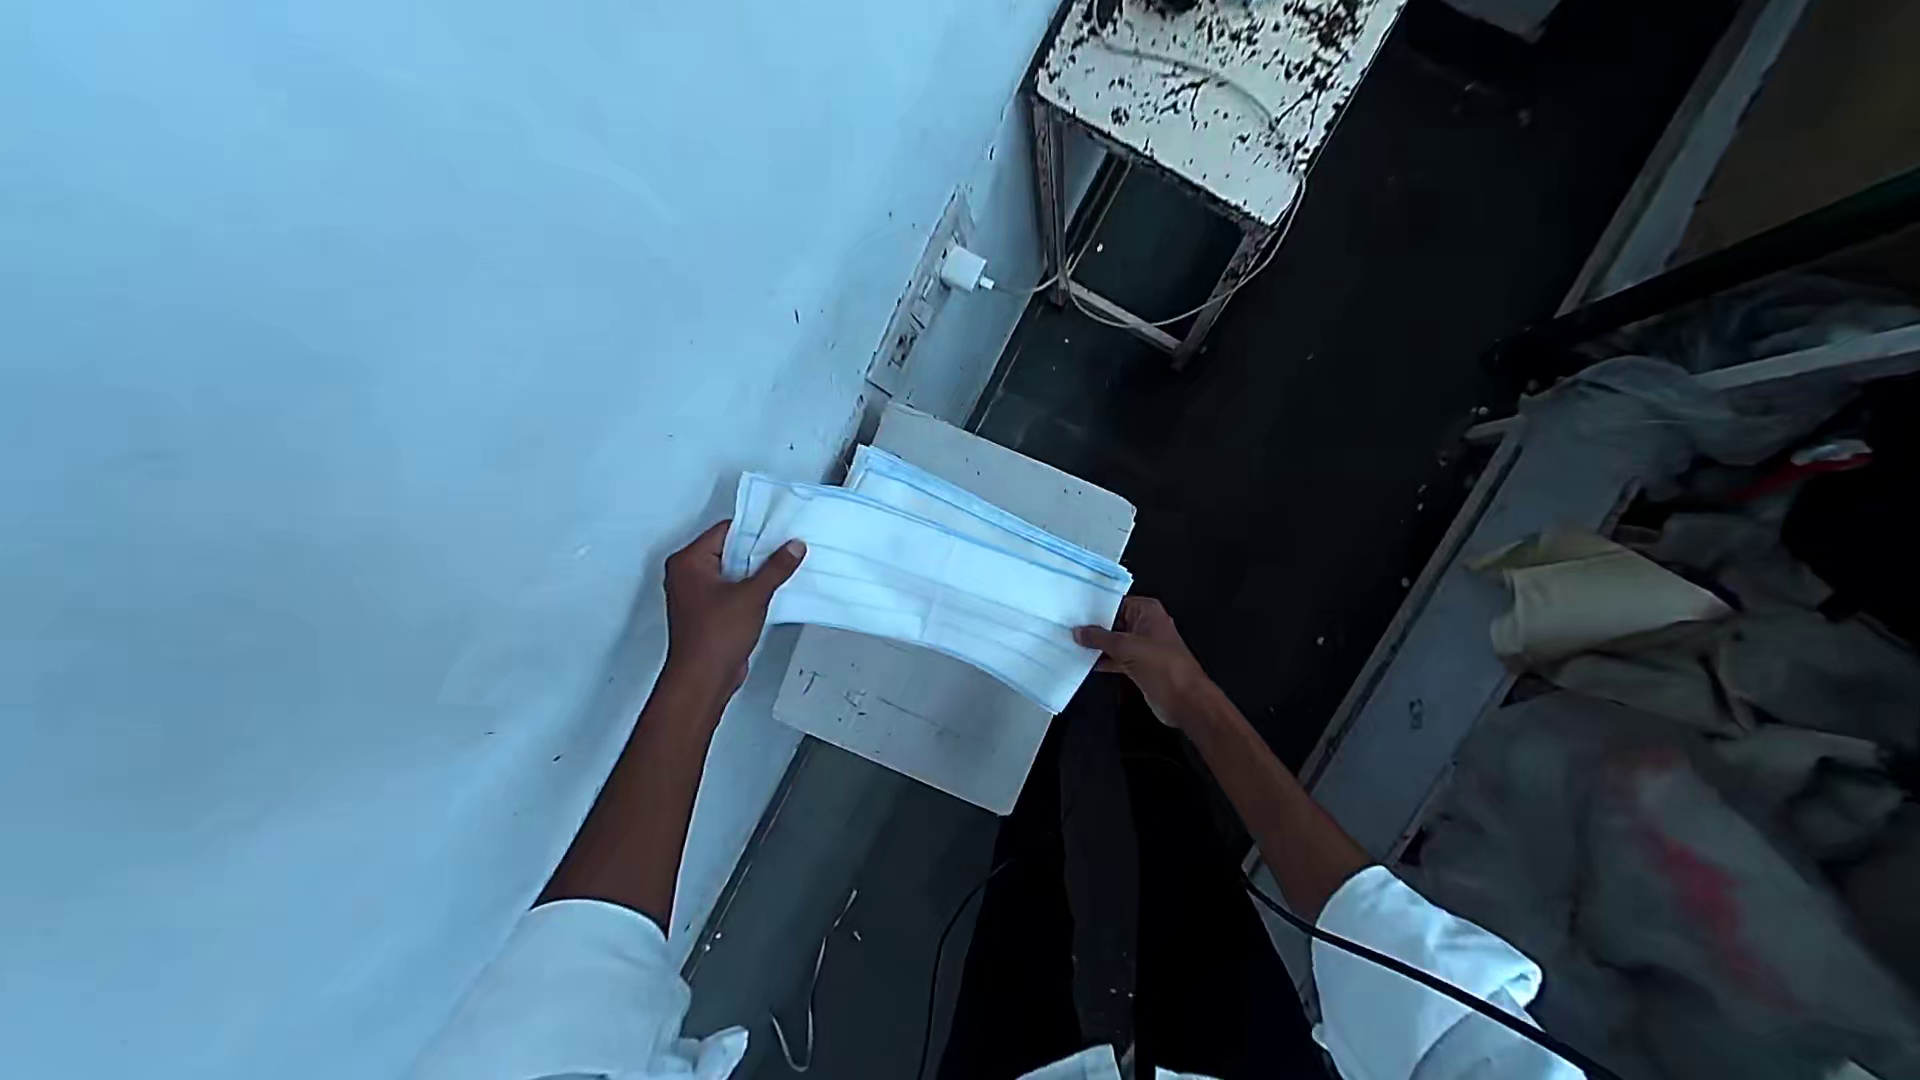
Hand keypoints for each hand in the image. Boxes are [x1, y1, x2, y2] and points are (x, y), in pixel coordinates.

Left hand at [661, 520, 804, 699]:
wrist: (703, 678)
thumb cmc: (713, 638)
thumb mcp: (753, 594)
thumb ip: (776, 567)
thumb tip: (792, 548)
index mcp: (688, 562)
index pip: (725, 531)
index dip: (754, 530)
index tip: (778, 531)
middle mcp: (686, 574)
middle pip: (728, 549)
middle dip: (756, 551)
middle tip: (784, 548)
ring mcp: (695, 593)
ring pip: (731, 570)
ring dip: (754, 571)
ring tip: (780, 569)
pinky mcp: (706, 610)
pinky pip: (730, 588)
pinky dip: (748, 588)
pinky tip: (768, 590)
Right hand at [1074, 596, 1209, 723]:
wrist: (1185, 701)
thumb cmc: (1164, 667)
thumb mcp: (1126, 647)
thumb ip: (1099, 638)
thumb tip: (1080, 632)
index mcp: (1148, 612)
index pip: (1116, 603)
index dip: (1095, 608)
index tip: (1074, 611)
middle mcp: (1146, 626)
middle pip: (1113, 622)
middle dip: (1093, 628)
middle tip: (1068, 628)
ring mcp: (1143, 647)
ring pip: (1113, 642)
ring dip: (1096, 646)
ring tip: (1072, 644)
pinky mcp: (1140, 665)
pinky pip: (1116, 658)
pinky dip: (1103, 660)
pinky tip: (1085, 662)